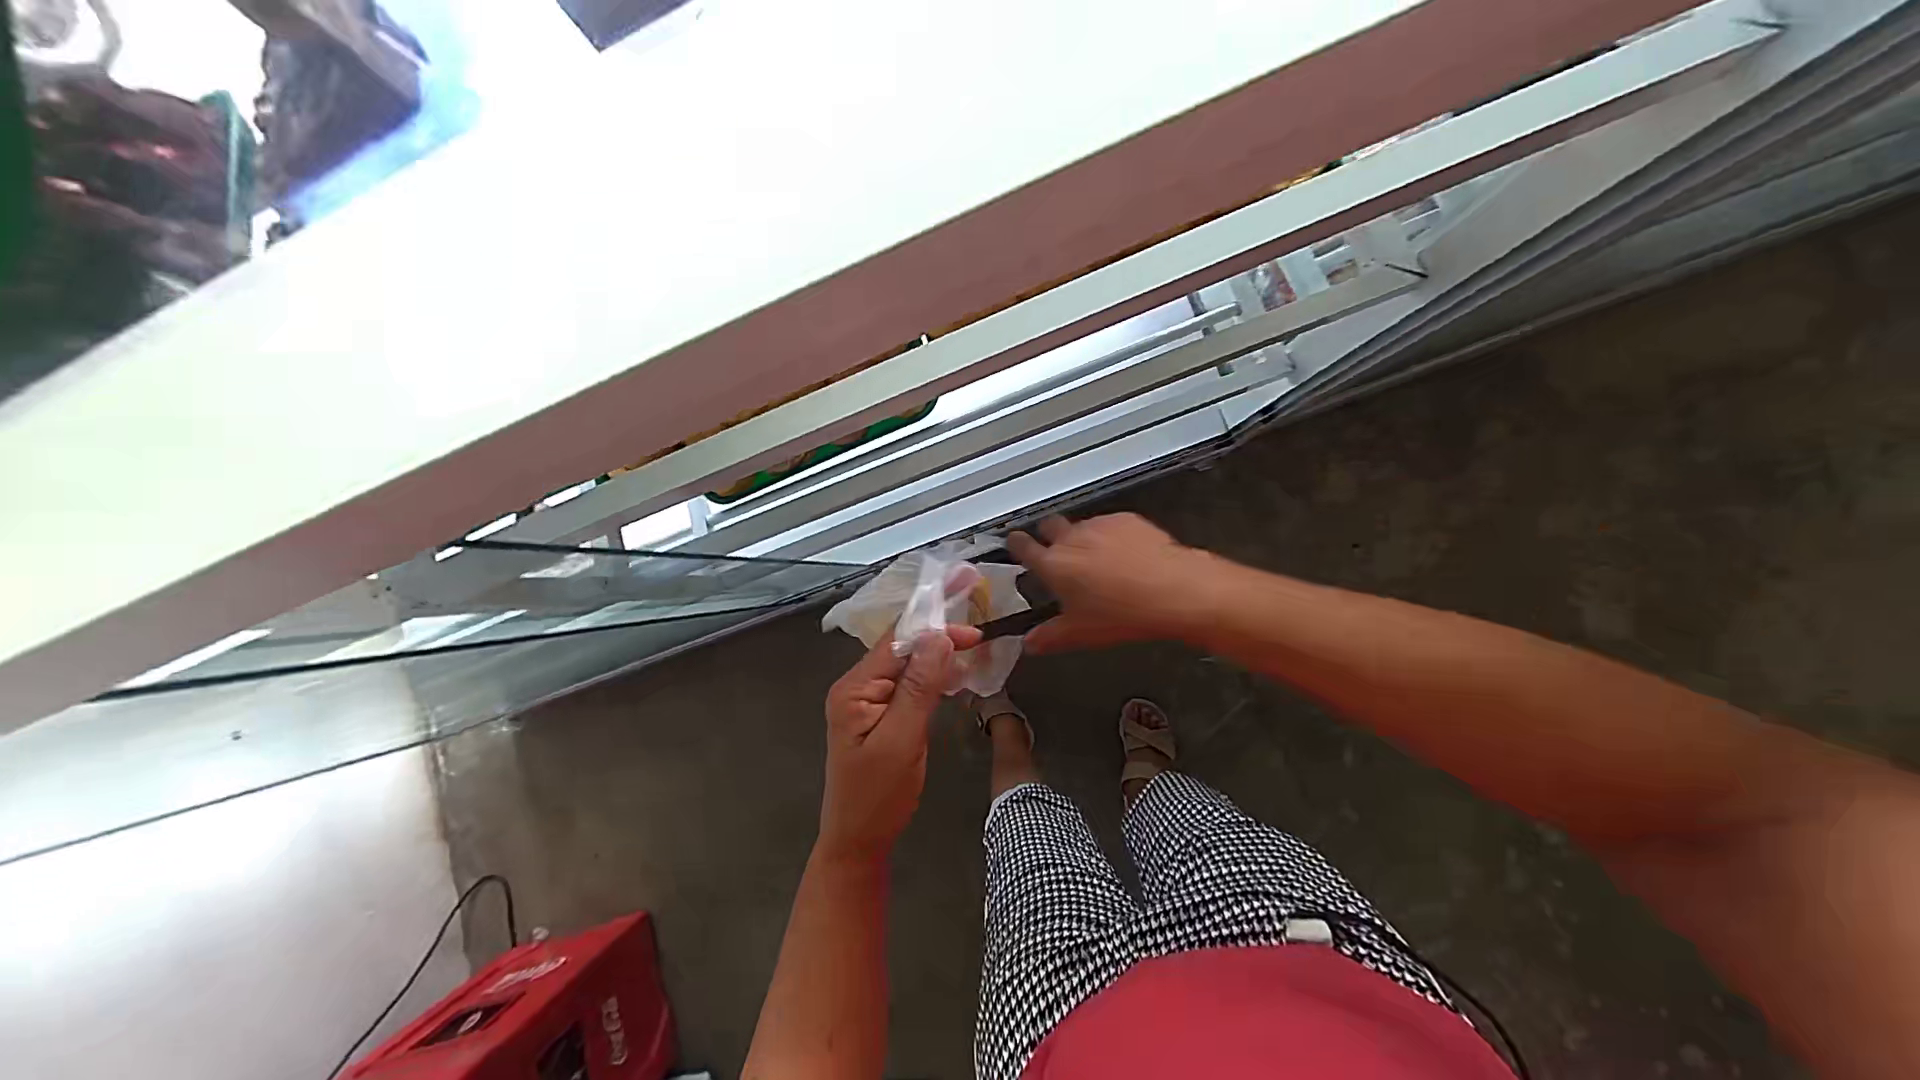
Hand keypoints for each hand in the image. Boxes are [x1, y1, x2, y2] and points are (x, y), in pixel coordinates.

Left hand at [818, 625, 981, 860]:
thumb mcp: (902, 739)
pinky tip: (953, 679)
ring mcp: (866, 701)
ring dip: (938, 660)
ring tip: (972, 654)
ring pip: (907, 666)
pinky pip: (908, 686)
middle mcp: (856, 687)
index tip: (972, 632)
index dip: (934, 630)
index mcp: (854, 688)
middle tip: (979, 642)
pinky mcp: (879, 715)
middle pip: (901, 650)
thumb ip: (919, 687)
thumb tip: (939, 637)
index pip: (896, 642)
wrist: (858, 841)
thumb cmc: (877, 796)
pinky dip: (932, 680)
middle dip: (939, 642)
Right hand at [1006, 513, 1211, 653]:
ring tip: (1100, 563)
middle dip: (1049, 536)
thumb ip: (1049, 637)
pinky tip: (1126, 557)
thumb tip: (1032, 643)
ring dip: (1084, 539)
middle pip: (1049, 526)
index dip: (1016, 544)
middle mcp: (1072, 538)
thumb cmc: (1125, 612)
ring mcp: (1099, 526)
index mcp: (1053, 564)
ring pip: (1081, 526)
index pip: (1021, 545)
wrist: (1173, 590)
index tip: (1016, 543)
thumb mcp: (1080, 633)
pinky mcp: (1126, 519)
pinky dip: (1113, 536)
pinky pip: (1111, 524)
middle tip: (1059, 554)